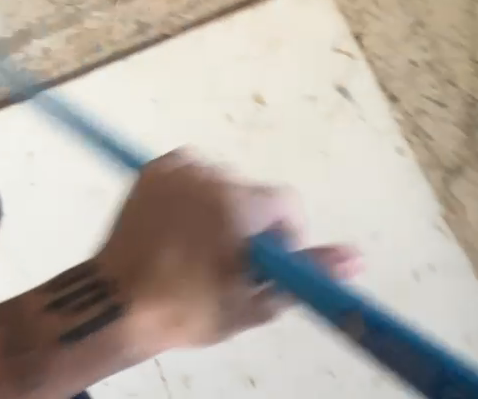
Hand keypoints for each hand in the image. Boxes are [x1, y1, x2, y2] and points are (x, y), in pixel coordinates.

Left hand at [92, 150, 359, 353]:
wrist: (122, 298)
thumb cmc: (191, 307)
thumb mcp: (257, 300)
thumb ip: (308, 273)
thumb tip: (355, 256)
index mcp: (238, 204)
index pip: (286, 203)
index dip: (284, 234)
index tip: (264, 261)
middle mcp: (208, 175)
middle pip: (250, 192)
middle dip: (249, 222)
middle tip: (225, 260)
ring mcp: (174, 170)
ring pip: (218, 181)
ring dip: (219, 205)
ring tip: (198, 245)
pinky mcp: (151, 170)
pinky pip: (187, 172)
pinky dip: (190, 191)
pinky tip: (180, 224)